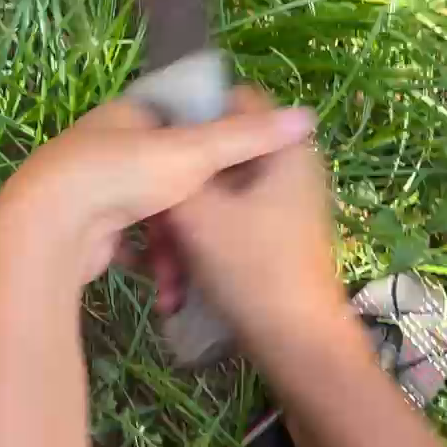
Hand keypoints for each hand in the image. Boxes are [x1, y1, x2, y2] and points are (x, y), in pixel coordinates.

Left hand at [0, 92, 317, 283]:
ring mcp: (91, 189)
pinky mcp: (84, 228)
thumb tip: (306, 116)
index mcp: (126, 115)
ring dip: (172, 247)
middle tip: (222, 234)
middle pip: (167, 174)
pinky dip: (148, 261)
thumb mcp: (193, 151)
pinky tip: (163, 283)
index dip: (214, 143)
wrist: (49, 225)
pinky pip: (129, 242)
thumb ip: (247, 137)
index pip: (178, 119)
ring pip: (150, 214)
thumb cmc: (122, 174)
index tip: (244, 172)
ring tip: (185, 277)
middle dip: (195, 211)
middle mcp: (105, 147)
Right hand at [155, 86, 351, 358]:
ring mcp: (276, 205)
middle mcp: (284, 170)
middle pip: (214, 157)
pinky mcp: (266, 236)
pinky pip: (220, 225)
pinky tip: (172, 285)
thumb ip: (173, 168)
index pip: (234, 100)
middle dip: (175, 192)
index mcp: (283, 150)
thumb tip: (155, 141)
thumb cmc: (251, 268)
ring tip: (158, 269)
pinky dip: (194, 248)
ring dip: (178, 231)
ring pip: (211, 197)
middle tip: (150, 222)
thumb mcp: (198, 212)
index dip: (192, 113)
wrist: (297, 346)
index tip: (153, 141)